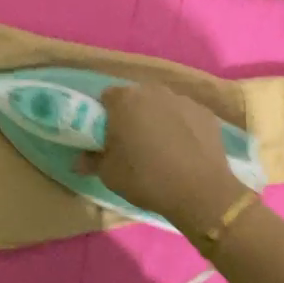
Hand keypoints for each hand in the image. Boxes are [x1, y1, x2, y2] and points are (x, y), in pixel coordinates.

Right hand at [82, 84, 247, 236]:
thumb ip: (91, 161)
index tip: (108, 135)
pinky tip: (185, 150)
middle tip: (132, 142)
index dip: (105, 115)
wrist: (200, 191)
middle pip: (136, 98)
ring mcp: (182, 99)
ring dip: (158, 118)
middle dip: (132, 114)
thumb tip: (78, 160)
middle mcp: (153, 91)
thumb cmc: (146, 178)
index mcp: (125, 100)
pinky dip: (182, 127)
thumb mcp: (109, 174)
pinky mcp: (205, 113)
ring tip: (162, 147)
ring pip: (162, 105)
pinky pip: (186, 115)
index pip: (107, 97)